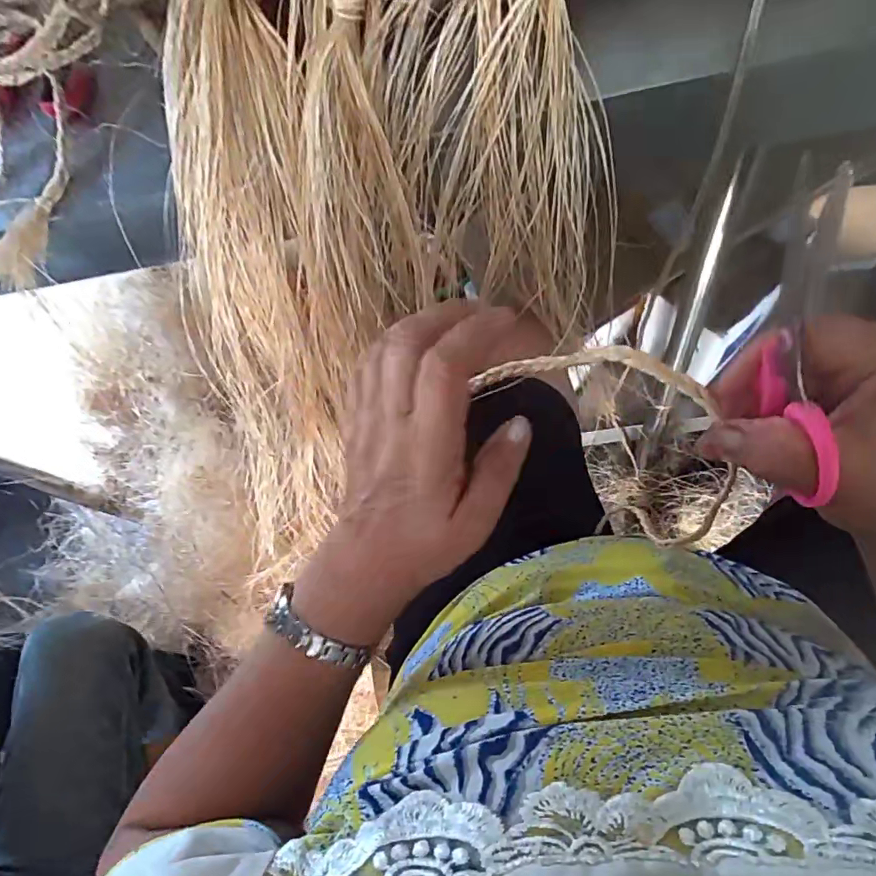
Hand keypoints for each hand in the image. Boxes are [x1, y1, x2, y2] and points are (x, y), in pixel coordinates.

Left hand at [298, 302, 537, 644]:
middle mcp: (392, 422)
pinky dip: (393, 342)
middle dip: (449, 313)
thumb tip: (520, 424)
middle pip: (408, 341)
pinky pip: (366, 365)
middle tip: (484, 313)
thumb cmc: (423, 548)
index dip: (476, 332)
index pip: (443, 367)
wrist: (363, 563)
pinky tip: (415, 345)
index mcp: (426, 447)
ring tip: (455, 322)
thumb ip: (499, 471)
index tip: (507, 321)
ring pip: (383, 347)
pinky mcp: (355, 420)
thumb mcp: (475, 523)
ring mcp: (367, 417)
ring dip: (420, 321)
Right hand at [697, 316, 875, 538]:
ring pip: (784, 376)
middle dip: (751, 393)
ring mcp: (860, 371)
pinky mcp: (848, 394)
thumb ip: (764, 448)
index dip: (750, 368)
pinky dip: (772, 419)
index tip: (721, 410)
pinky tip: (765, 444)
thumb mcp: (823, 469)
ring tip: (744, 443)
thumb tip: (707, 437)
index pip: (795, 338)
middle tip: (727, 433)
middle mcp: (871, 348)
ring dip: (758, 410)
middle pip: (787, 355)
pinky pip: (794, 393)